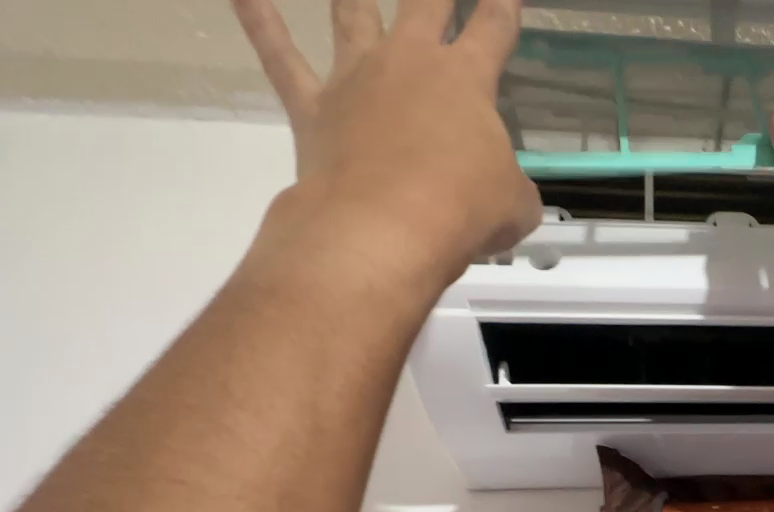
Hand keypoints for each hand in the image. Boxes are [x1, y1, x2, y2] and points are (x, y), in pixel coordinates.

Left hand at [232, 0, 541, 292]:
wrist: (389, 227)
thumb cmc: (465, 211)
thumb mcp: (515, 206)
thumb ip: (514, 189)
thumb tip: (509, 195)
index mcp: (466, 80)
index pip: (492, 30)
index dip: (502, 8)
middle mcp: (409, 62)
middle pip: (423, 3)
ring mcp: (356, 78)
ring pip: (352, 13)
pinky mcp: (314, 107)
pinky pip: (278, 55)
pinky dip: (258, 20)